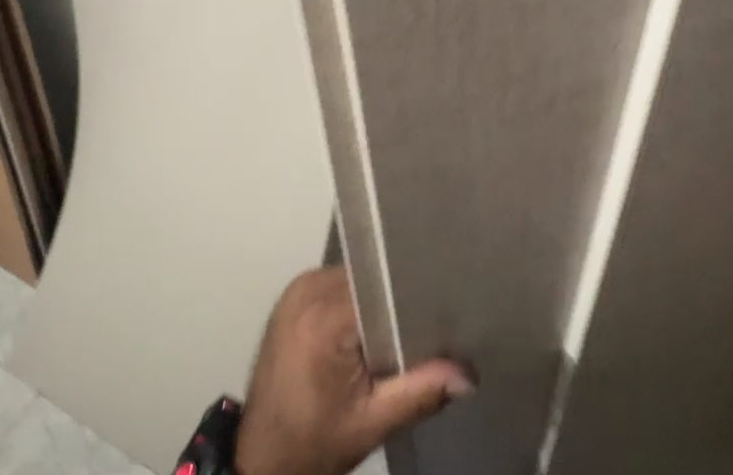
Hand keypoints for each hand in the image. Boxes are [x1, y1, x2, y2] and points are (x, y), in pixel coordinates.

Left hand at [236, 268, 473, 474]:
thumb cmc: (314, 441)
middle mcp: (307, 292)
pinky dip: (361, 301)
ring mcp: (297, 290)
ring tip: (404, 329)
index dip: (416, 297)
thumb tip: (468, 372)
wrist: (264, 456)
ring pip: (360, 277)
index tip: (444, 313)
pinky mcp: (294, 296)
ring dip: (381, 300)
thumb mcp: (372, 423)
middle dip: (400, 299)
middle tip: (430, 327)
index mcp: (323, 318)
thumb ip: (421, 391)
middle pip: (373, 278)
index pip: (384, 284)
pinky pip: (342, 283)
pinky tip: (375, 328)